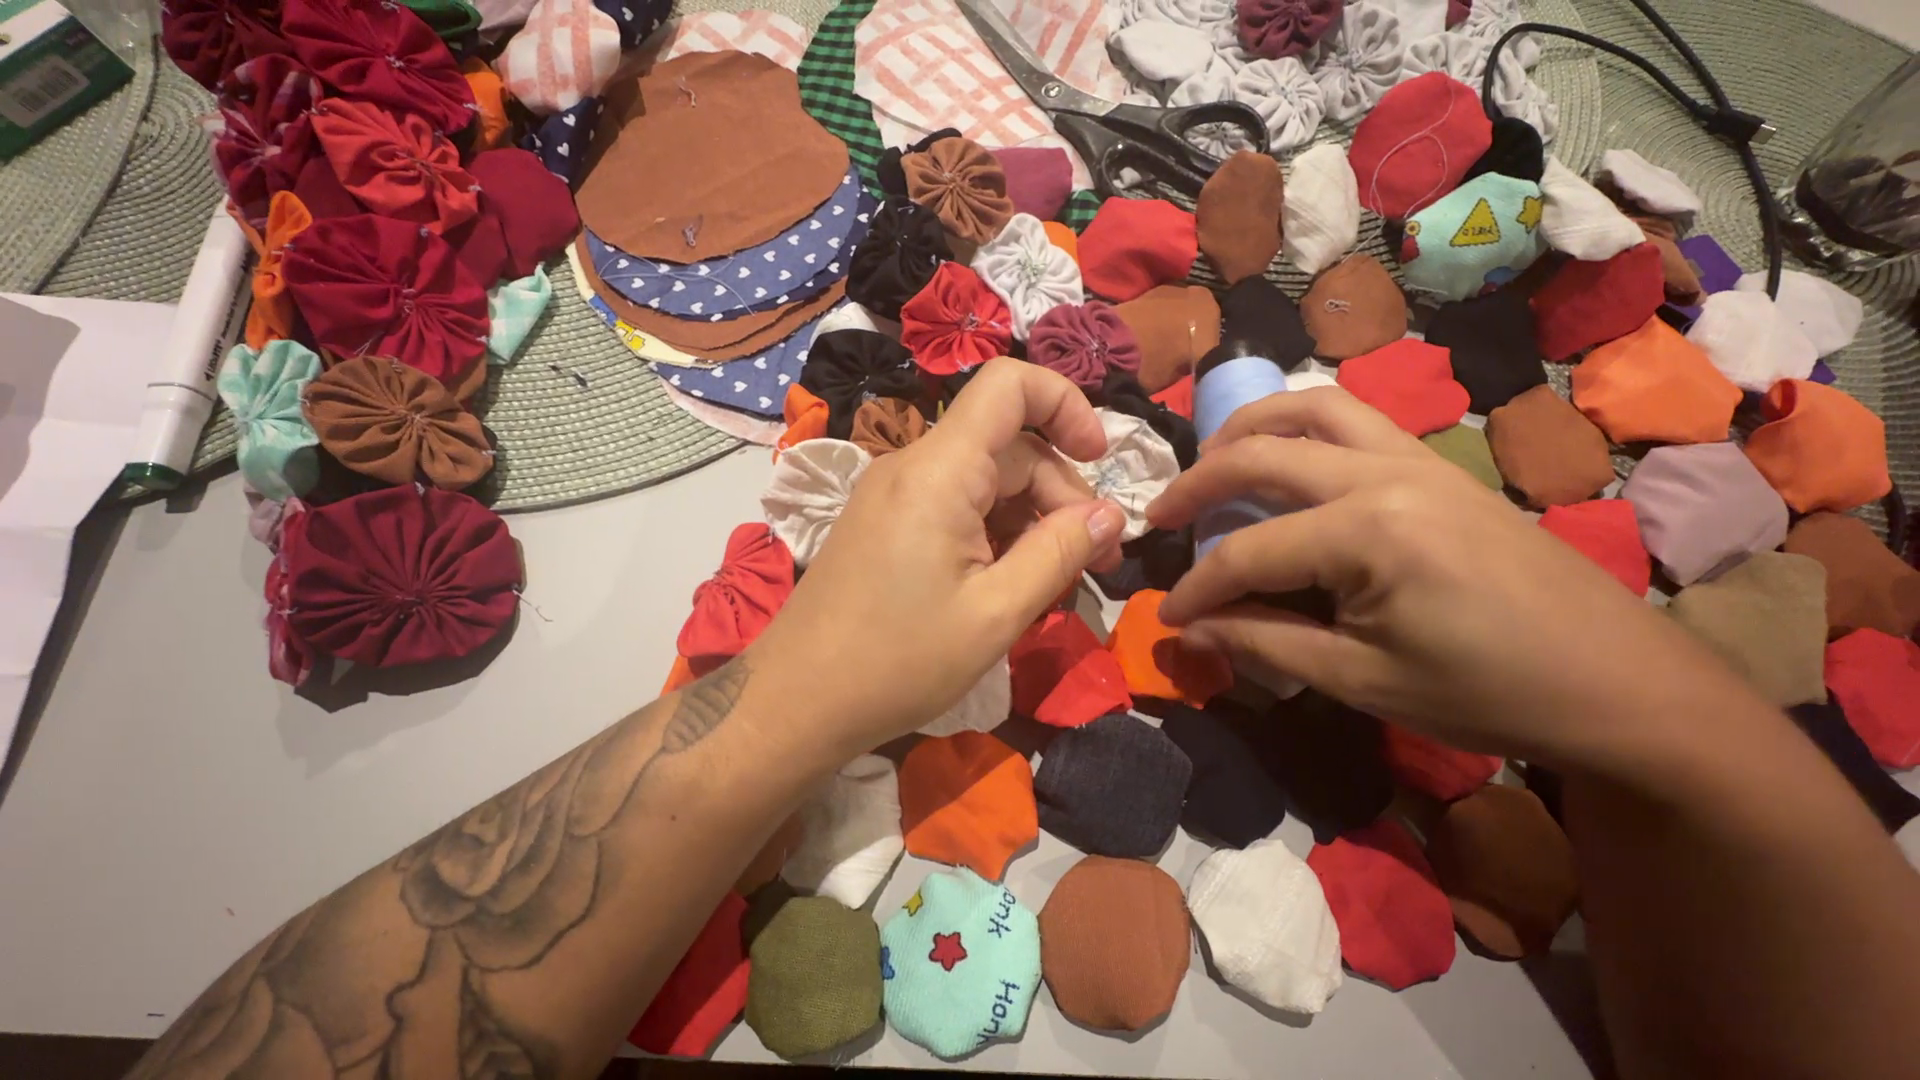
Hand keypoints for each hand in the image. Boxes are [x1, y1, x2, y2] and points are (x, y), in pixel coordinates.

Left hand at [746, 359, 1125, 759]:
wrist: (797, 700)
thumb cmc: (898, 662)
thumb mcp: (996, 613)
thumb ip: (1059, 553)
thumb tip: (1110, 514)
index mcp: (939, 471)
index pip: (1009, 385)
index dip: (1066, 404)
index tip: (1100, 460)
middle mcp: (912, 466)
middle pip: (1008, 445)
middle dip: (1061, 492)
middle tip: (1097, 560)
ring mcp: (893, 495)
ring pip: (985, 479)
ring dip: (1032, 519)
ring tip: (1060, 581)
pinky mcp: (884, 524)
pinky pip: (955, 505)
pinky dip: (995, 532)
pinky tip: (1013, 582)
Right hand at [1146, 386, 1751, 768]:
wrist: (1620, 684)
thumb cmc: (1488, 692)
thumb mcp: (1360, 680)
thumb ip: (1263, 643)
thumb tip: (1189, 630)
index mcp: (1366, 532)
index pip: (1246, 551)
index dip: (1196, 587)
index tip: (1165, 616)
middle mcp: (1385, 473)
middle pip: (1264, 453)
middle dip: (1198, 482)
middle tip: (1162, 515)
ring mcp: (1418, 460)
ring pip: (1314, 408)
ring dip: (1250, 427)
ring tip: (1214, 460)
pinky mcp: (1439, 467)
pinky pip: (1355, 420)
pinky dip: (1303, 428)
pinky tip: (1288, 463)